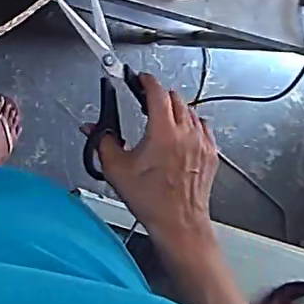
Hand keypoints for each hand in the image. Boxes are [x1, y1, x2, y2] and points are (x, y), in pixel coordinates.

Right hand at [89, 74, 218, 254]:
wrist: (178, 224)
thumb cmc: (152, 201)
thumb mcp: (117, 170)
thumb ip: (102, 142)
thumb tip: (93, 129)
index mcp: (163, 133)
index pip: (158, 93)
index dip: (147, 81)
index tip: (141, 79)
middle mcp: (186, 134)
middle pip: (175, 98)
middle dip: (159, 95)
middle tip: (147, 99)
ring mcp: (201, 143)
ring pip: (190, 111)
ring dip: (175, 109)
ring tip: (162, 117)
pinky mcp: (210, 154)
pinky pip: (203, 127)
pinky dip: (192, 124)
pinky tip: (182, 133)